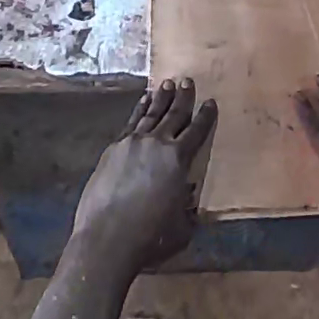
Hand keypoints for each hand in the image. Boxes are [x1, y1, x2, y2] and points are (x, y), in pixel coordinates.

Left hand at [69, 78, 217, 273]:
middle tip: (188, 81)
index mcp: (178, 160)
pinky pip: (131, 122)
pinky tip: (143, 101)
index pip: (196, 132)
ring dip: (161, 98)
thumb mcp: (182, 228)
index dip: (205, 117)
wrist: (107, 237)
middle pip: (174, 115)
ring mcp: (133, 142)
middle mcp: (157, 143)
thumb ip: (187, 209)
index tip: (210, 102)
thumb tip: (187, 198)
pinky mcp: (113, 148)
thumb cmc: (150, 237)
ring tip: (168, 84)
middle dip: (183, 98)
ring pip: (151, 113)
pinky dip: (139, 109)